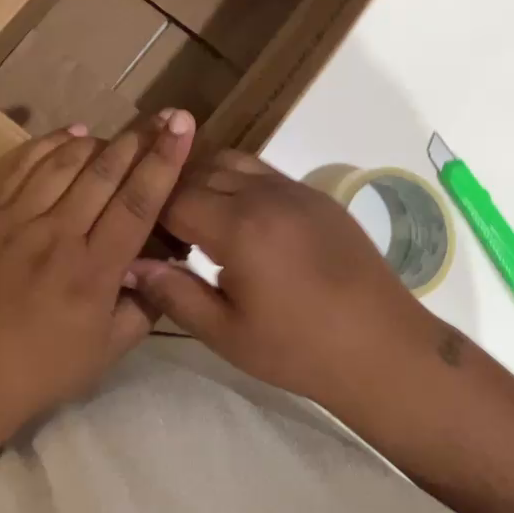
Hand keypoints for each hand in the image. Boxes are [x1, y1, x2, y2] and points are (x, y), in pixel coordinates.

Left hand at [0, 110, 196, 440]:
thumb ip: (143, 306)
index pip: (137, 203)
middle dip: (139, 140)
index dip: (163, 161)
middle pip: (105, 172)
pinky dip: (51, 145)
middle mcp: (58, 235)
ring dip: (99, 141)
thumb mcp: (107, 352)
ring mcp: (19, 220)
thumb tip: (160, 267)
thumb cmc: (41, 370)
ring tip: (121, 134)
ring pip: (66, 162)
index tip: (181, 126)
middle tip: (162, 118)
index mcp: (93, 271)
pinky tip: (72, 136)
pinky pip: (24, 166)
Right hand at [130, 152, 436, 407]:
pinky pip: (262, 172)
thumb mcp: (226, 333)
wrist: (383, 348)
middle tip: (162, 228)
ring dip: (204, 180)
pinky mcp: (315, 195)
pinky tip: (238, 218)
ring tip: (196, 217)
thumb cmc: (299, 350)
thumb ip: (173, 293)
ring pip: (230, 162)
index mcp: (238, 227)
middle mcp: (263, 195)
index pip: (172, 197)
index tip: (139, 235)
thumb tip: (130, 263)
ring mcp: (293, 189)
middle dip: (172, 193)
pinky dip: (237, 182)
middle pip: (198, 172)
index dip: (149, 213)